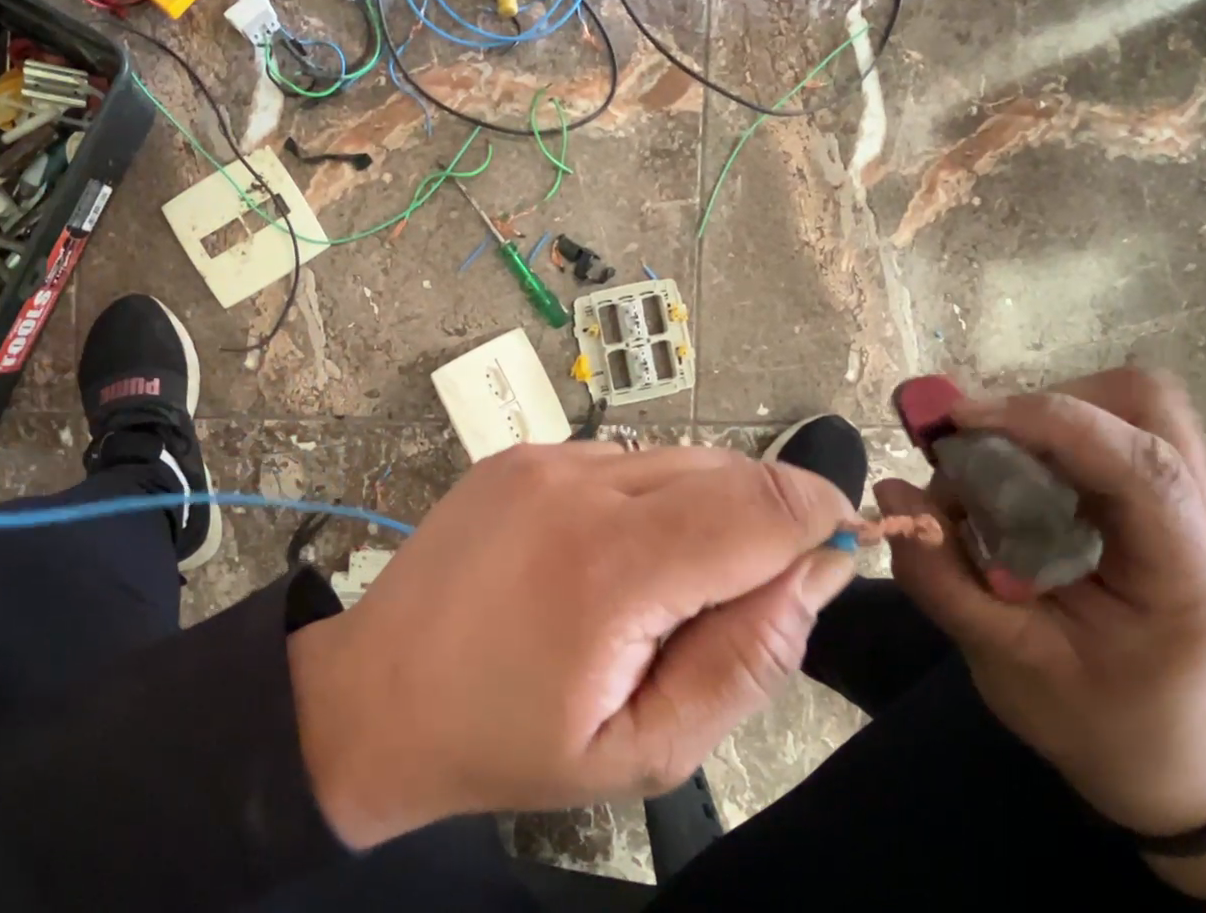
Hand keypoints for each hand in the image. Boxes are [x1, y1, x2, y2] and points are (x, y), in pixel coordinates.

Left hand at [289, 442, 859, 848]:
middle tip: (729, 601)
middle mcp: (575, 486)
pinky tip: (605, 558)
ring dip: (698, 512)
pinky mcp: (515, 456)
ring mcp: (539, 461)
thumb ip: (744, 661)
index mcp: (611, 565)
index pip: (764, 503)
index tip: (828, 564)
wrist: (377, 697)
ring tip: (656, 588)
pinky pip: (618, 462)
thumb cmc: (507, 741)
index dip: (820, 523)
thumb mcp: (644, 748)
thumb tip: (813, 574)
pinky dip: (642, 500)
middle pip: (726, 471)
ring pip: (674, 460)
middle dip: (762, 524)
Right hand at [878, 368, 1205, 838]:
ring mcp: (1182, 506)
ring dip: (1042, 421)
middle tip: (975, 448)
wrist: (1159, 759)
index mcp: (1184, 568)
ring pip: (1125, 406)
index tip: (955, 424)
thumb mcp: (1002, 658)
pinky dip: (1042, 442)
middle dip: (1048, 407)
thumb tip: (889, 490)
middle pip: (1144, 403)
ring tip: (982, 472)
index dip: (1043, 423)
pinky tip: (1003, 490)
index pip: (1137, 461)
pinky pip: (1102, 435)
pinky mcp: (1151, 503)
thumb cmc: (1090, 718)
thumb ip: (939, 576)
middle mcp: (1200, 520)